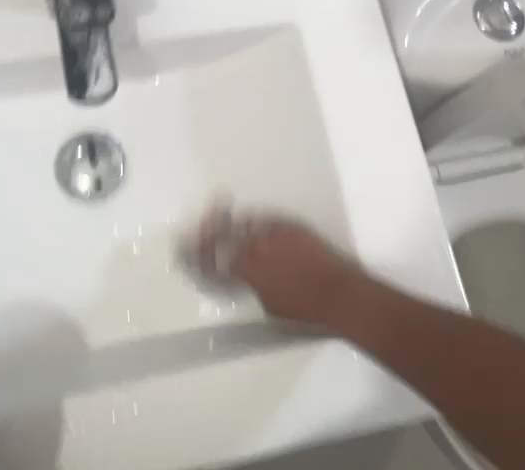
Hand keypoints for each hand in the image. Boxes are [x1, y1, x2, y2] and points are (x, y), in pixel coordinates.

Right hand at [184, 203, 367, 327]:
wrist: (340, 293)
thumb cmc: (305, 310)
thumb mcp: (270, 305)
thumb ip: (253, 287)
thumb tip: (249, 278)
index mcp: (247, 271)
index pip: (213, 264)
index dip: (196, 260)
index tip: (184, 254)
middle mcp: (255, 248)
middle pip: (221, 235)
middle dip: (204, 232)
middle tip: (195, 228)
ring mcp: (272, 233)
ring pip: (241, 222)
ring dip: (226, 221)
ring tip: (215, 214)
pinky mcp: (289, 225)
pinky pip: (263, 218)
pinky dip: (252, 219)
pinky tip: (248, 219)